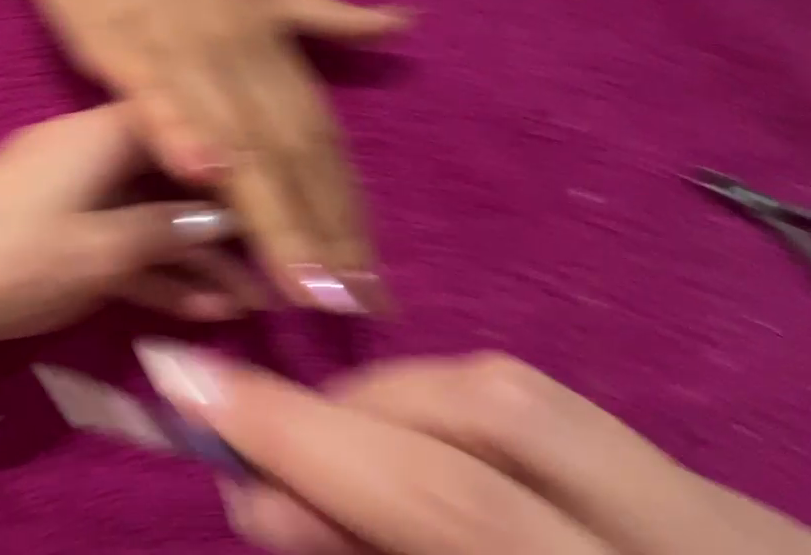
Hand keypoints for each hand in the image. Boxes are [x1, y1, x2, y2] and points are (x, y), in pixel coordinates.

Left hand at [0, 106, 264, 365]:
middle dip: (222, 220)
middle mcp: (80, 152)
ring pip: (144, 216)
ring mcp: (64, 194)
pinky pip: (115, 243)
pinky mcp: (51, 233)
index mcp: (91, 135)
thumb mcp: (99, 249)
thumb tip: (224, 221)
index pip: (180, 125)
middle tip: (282, 263)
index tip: (288, 190)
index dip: (235, 156)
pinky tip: (202, 309)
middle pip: (167, 173)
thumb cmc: (11, 261)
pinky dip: (152, 272)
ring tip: (256, 301)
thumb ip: (165, 232)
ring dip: (193, 257)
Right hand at [18, 0, 408, 310]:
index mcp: (268, 46)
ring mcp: (184, 52)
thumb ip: (319, 16)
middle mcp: (240, 55)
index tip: (372, 282)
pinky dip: (183, 132)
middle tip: (355, 310)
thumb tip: (399, 25)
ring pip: (235, 140)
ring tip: (301, 288)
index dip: (349, 210)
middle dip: (325, 233)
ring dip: (272, 214)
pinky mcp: (124, 48)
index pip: (321, 141)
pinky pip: (157, 97)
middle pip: (292, 154)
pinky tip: (204, 177)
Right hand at [138, 345, 810, 554]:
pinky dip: (443, 423)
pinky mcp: (731, 499)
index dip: (300, 437)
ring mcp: (735, 518)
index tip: (181, 379)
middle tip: (255, 425)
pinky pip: (548, 415)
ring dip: (387, 405)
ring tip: (337, 454)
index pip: (449, 504)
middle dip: (340, 407)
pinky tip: (413, 464)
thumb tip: (258, 495)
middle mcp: (708, 544)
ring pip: (515, 391)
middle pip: (491, 407)